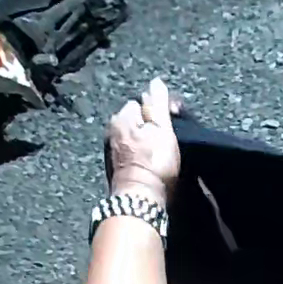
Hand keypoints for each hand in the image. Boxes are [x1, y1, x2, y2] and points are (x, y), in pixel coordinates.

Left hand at [104, 78, 180, 205]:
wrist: (140, 200)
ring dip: (145, 142)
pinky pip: (131, 154)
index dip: (158, 110)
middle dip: (149, 126)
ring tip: (159, 155)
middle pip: (136, 120)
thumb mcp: (161, 128)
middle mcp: (112, 132)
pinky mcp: (117, 169)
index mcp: (121, 117)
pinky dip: (140, 156)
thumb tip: (156, 83)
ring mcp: (112, 152)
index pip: (142, 102)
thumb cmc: (153, 163)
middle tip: (166, 141)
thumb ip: (157, 103)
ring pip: (134, 138)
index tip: (170, 124)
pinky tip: (150, 165)